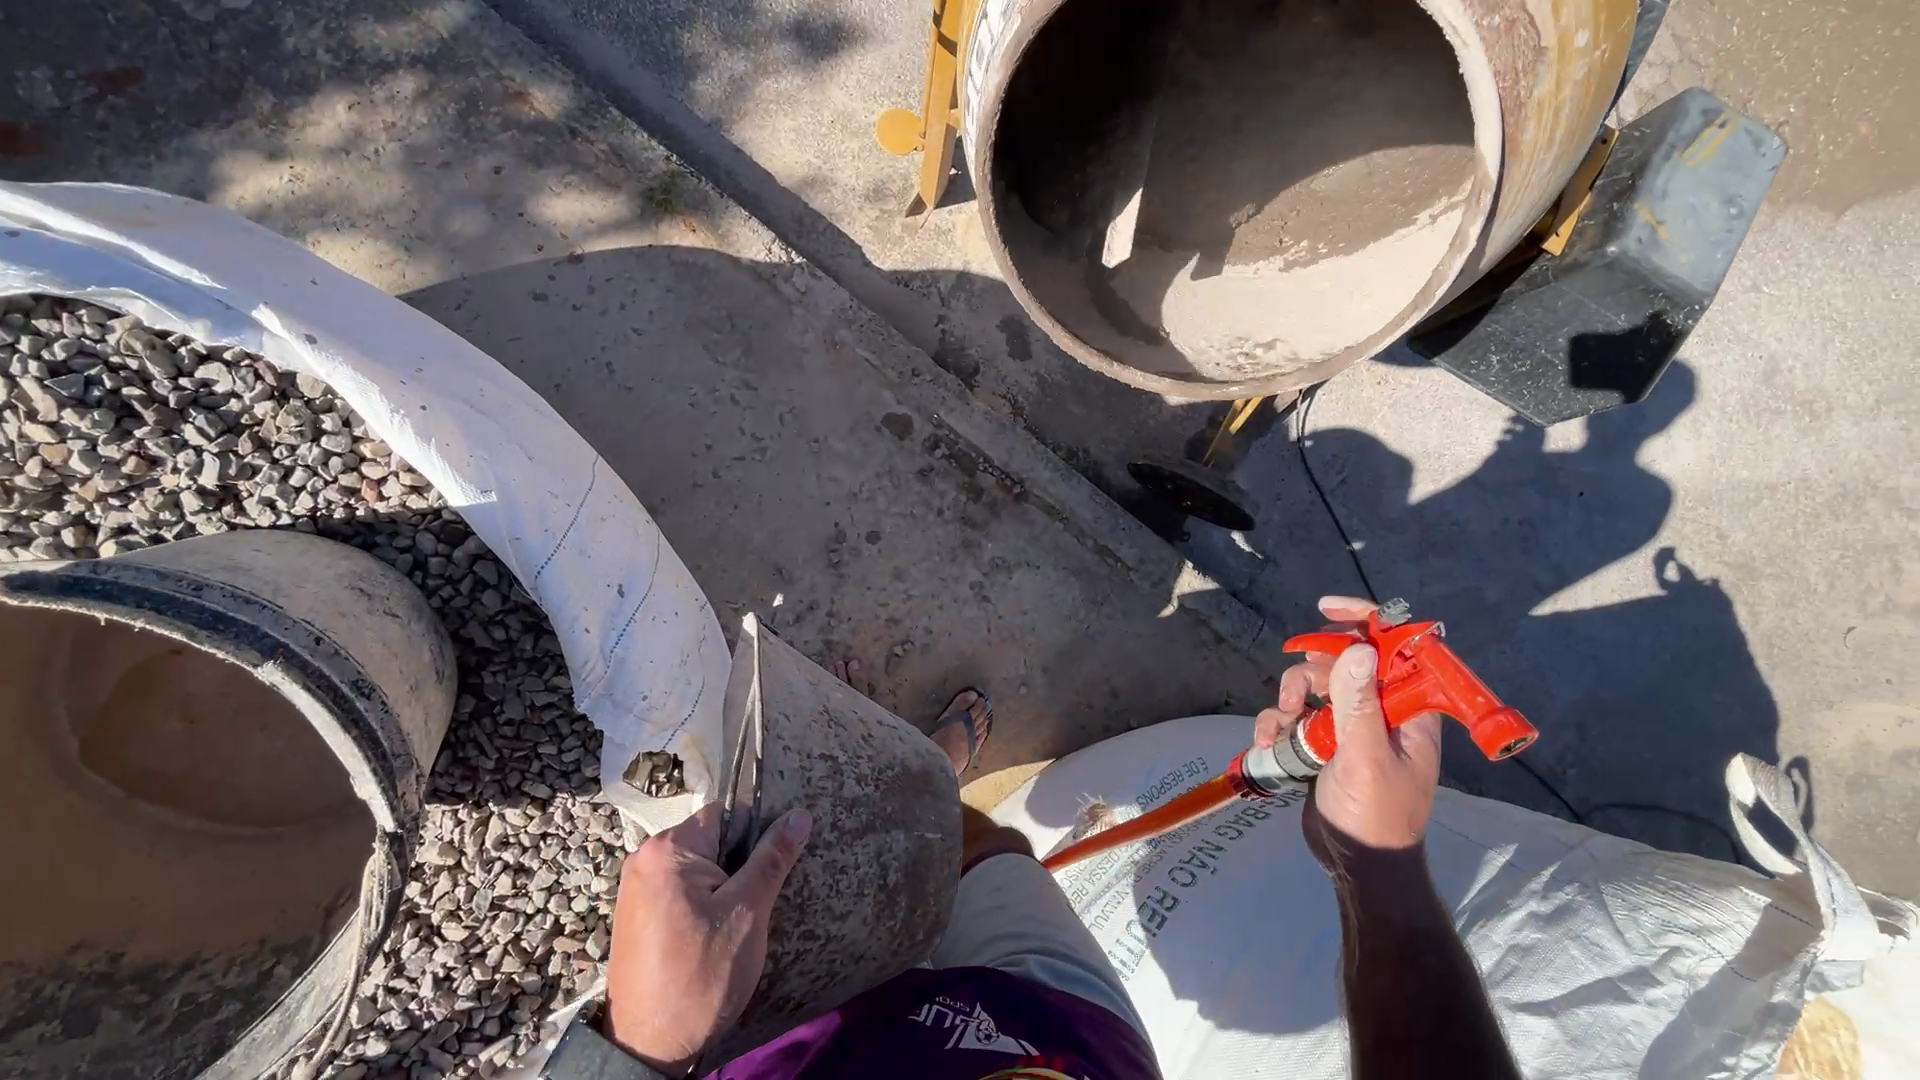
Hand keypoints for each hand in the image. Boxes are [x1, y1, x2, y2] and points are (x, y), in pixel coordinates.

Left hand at [605, 803, 811, 1071]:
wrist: (647, 1048)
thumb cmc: (701, 975)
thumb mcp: (748, 912)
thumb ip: (772, 858)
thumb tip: (799, 815)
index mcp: (667, 849)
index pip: (725, 815)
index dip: (755, 834)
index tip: (773, 863)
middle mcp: (644, 859)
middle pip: (710, 840)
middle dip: (740, 862)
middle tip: (761, 896)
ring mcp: (636, 890)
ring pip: (698, 868)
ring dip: (723, 886)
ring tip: (743, 918)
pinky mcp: (637, 917)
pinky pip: (681, 891)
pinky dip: (704, 904)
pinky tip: (719, 933)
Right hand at [1254, 596, 1441, 872]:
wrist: (1358, 867)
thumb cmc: (1376, 816)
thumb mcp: (1366, 759)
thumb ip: (1358, 704)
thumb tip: (1357, 648)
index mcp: (1410, 711)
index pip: (1397, 649)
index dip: (1367, 622)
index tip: (1327, 610)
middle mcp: (1382, 712)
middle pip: (1346, 663)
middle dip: (1314, 668)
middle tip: (1295, 686)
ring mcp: (1351, 728)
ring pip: (1316, 686)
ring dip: (1290, 696)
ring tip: (1280, 724)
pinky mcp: (1324, 744)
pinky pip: (1297, 716)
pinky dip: (1277, 722)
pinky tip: (1267, 741)